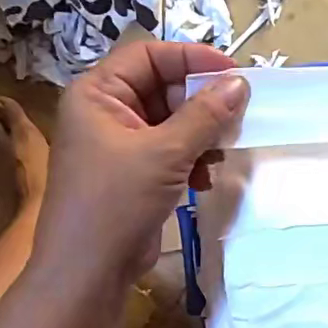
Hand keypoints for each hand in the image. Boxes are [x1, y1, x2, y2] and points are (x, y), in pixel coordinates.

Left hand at [32, 41, 248, 288]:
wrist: (87, 271)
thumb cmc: (116, 202)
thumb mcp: (164, 153)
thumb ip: (204, 116)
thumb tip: (240, 84)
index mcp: (97, 93)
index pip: (149, 55)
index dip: (192, 59)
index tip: (234, 73)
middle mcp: (104, 112)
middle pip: (162, 88)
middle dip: (200, 104)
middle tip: (235, 118)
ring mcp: (117, 145)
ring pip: (170, 122)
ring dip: (200, 135)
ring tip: (220, 154)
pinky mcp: (132, 174)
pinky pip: (168, 151)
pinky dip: (190, 159)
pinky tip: (204, 178)